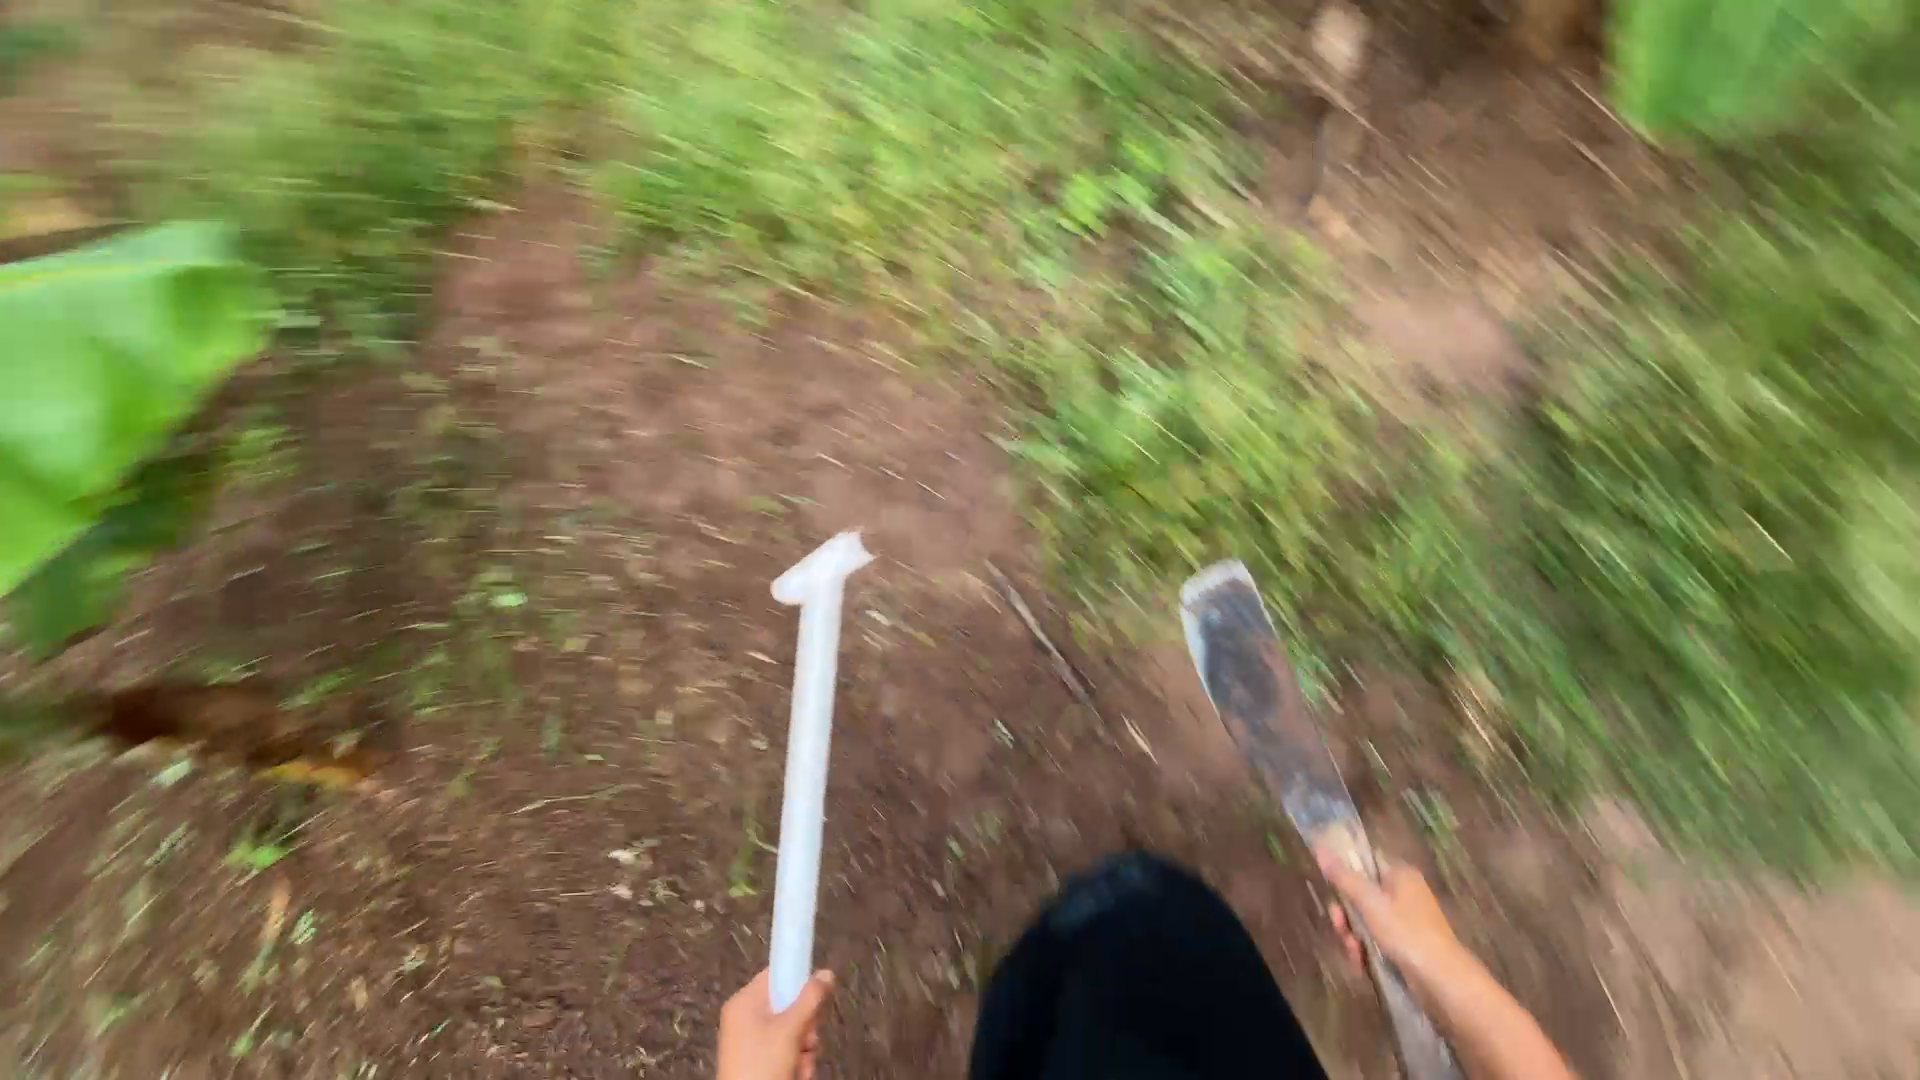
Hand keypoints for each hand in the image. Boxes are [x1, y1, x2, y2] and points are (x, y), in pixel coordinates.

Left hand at [717, 969, 834, 1079]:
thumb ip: (811, 998)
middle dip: (806, 1024)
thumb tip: (827, 973)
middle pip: (787, 1004)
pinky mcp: (756, 1062)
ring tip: (803, 1063)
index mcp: (744, 1002)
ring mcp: (750, 1042)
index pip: (776, 974)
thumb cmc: (763, 1064)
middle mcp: (745, 1018)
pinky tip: (798, 1073)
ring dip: (804, 1046)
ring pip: (790, 1030)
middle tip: (809, 1038)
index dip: (798, 978)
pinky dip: (795, 1060)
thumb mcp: (790, 1029)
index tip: (817, 992)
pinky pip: (783, 1049)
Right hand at [1317, 848, 1470, 985]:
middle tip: (1339, 926)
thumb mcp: (1369, 902)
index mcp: (1400, 874)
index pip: (1364, 860)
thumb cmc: (1407, 933)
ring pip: (1366, 918)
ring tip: (1353, 951)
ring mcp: (1406, 919)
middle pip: (1361, 892)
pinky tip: (1360, 962)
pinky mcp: (1407, 943)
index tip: (1329, 887)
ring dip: (1353, 934)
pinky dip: (1366, 948)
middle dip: (1346, 912)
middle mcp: (1404, 892)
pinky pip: (1377, 937)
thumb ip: (1343, 876)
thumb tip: (1319, 846)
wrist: (1444, 981)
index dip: (1344, 871)